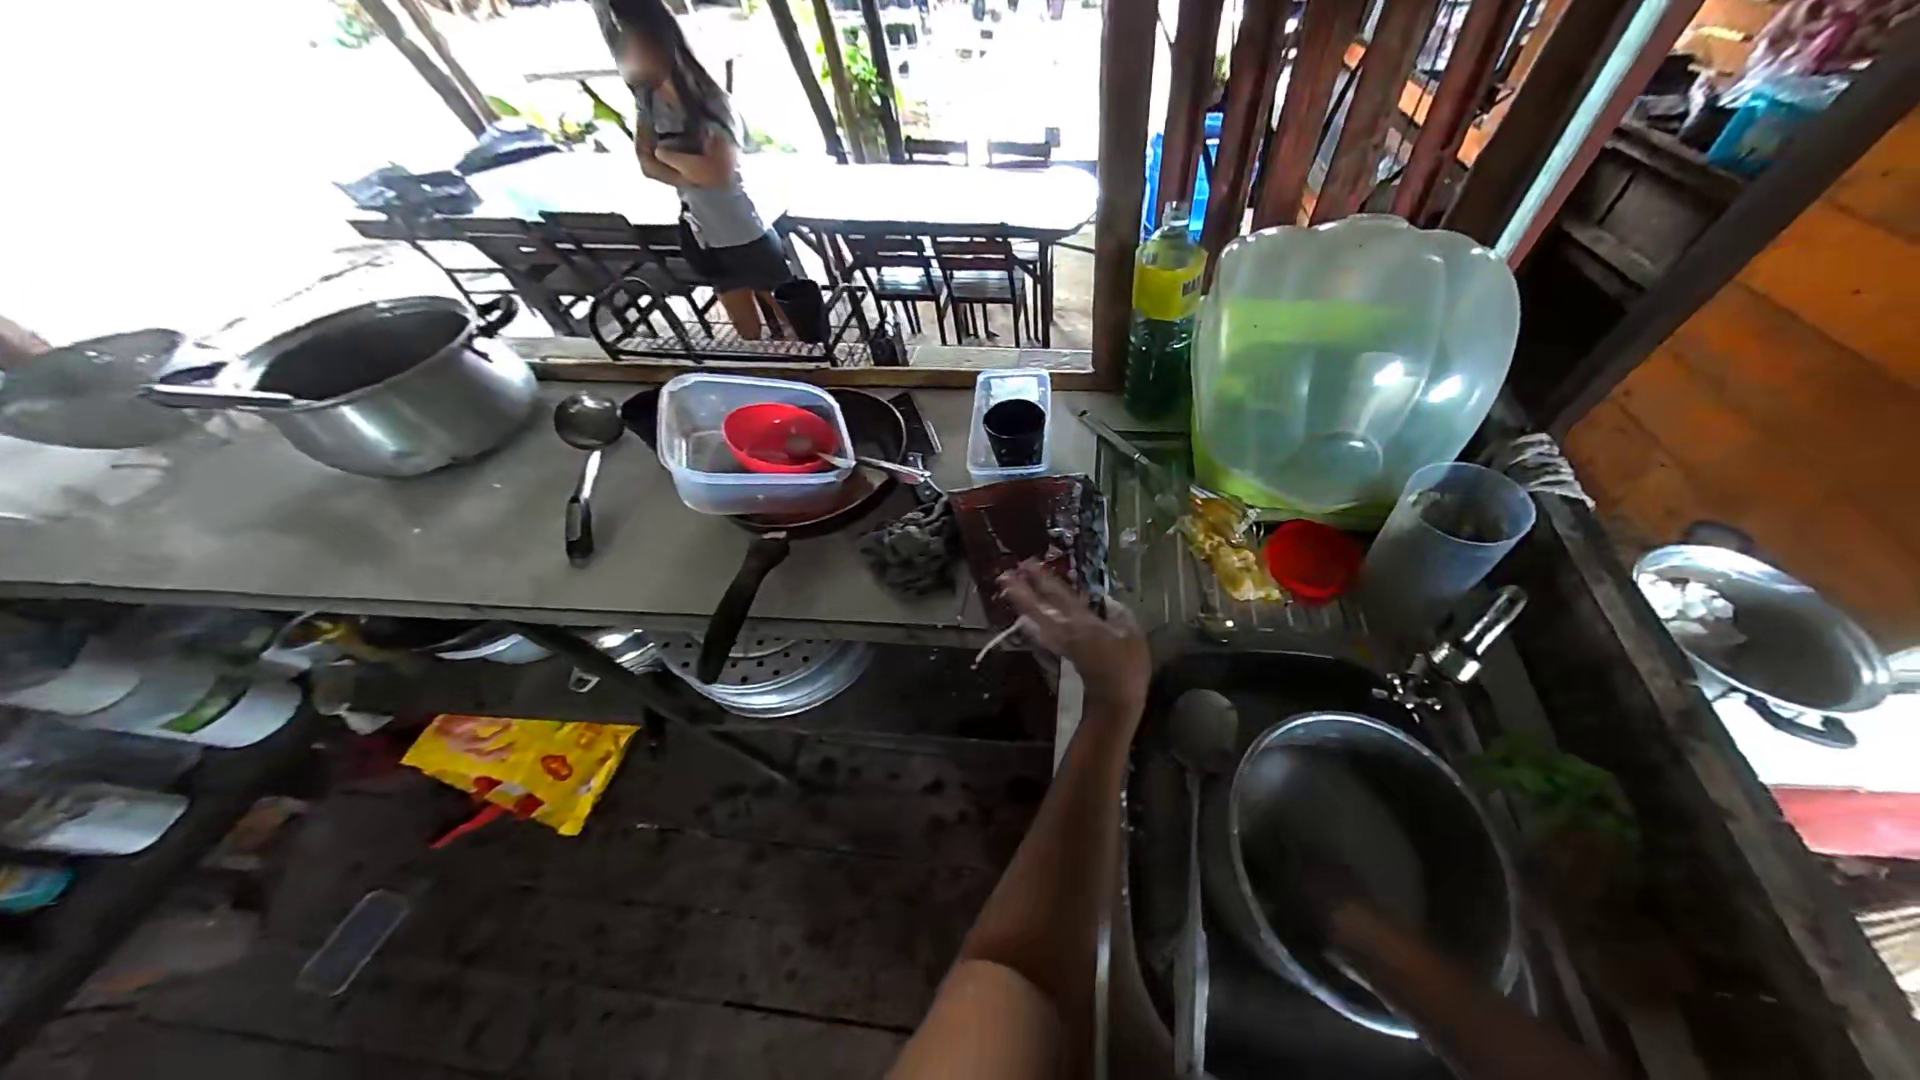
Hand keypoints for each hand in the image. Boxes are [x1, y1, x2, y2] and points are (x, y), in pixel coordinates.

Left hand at [997, 561, 1148, 711]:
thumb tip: (1107, 600)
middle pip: (1037, 607)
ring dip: (1021, 604)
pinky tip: (1024, 617)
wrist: (1116, 698)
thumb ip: (1118, 613)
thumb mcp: (1132, 634)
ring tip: (1008, 590)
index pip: (1058, 595)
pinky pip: (1040, 633)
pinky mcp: (1059, 653)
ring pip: (1035, 620)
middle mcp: (1065, 630)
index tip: (1028, 564)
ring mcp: (1059, 643)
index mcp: (1082, 621)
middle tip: (1004, 576)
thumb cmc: (1127, 665)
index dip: (1042, 578)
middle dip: (1020, 591)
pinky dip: (1030, 622)